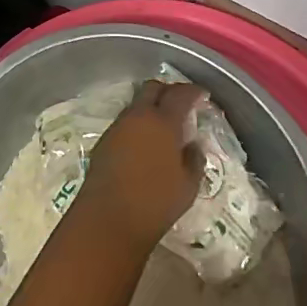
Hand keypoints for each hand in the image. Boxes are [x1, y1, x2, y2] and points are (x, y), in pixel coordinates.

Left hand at [70, 79, 205, 248]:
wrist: (108, 217)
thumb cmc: (155, 202)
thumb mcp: (188, 185)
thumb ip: (194, 159)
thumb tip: (192, 144)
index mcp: (163, 122)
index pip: (180, 94)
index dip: (193, 91)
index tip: (202, 95)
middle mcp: (138, 116)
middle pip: (153, 88)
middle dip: (169, 90)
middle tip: (181, 103)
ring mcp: (118, 126)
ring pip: (136, 104)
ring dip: (150, 106)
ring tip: (163, 124)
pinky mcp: (104, 140)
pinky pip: (125, 121)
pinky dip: (137, 123)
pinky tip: (144, 141)